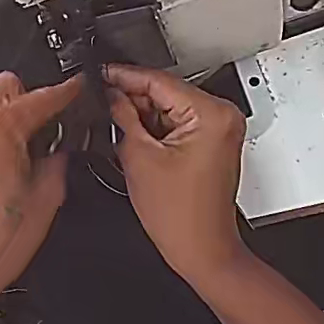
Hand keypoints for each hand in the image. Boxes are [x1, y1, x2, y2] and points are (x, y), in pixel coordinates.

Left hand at [0, 72, 81, 309]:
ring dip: (4, 114)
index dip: (65, 93)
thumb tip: (59, 142)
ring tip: (17, 148)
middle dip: (28, 100)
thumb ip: (57, 156)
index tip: (76, 89)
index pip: (39, 98)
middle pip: (5, 86)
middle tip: (45, 125)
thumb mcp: (48, 196)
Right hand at [103, 64, 248, 284]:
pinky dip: (156, 128)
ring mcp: (220, 129)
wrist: (202, 249)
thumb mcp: (139, 158)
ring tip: (118, 129)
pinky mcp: (213, 141)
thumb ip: (122, 117)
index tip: (102, 74)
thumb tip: (112, 94)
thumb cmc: (182, 218)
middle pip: (166, 91)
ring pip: (170, 107)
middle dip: (132, 98)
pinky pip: (179, 122)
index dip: (123, 76)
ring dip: (143, 115)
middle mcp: (222, 116)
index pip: (159, 80)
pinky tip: (137, 140)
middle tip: (102, 103)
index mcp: (211, 115)